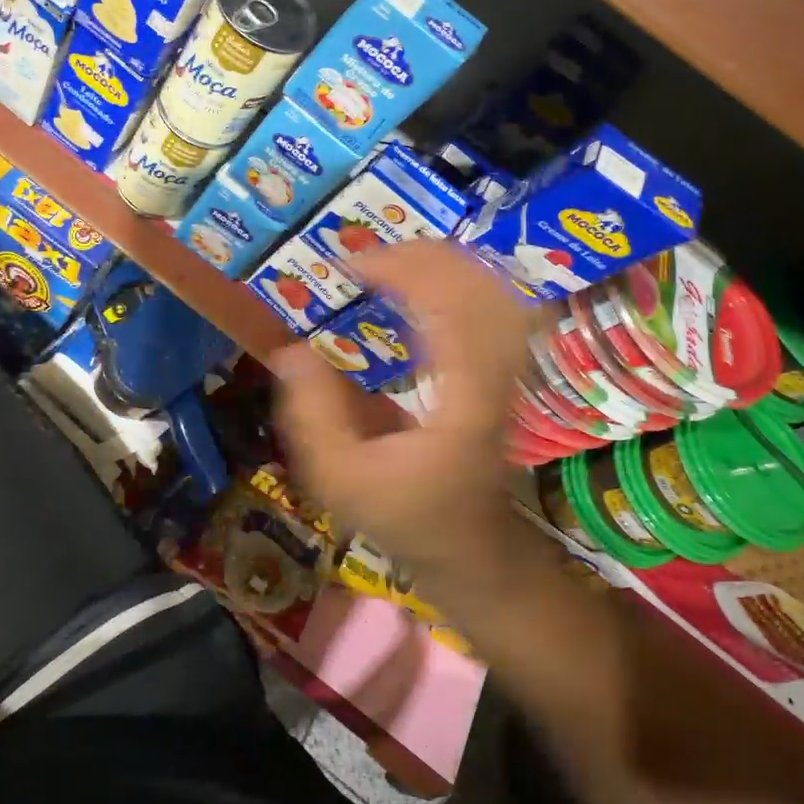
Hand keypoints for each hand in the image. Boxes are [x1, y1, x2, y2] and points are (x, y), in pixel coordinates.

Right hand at [275, 241, 539, 575]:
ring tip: (390, 260)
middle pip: (482, 290)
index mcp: (462, 405)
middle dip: (423, 257)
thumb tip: (291, 350)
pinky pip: (496, 309)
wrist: (469, 548)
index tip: (353, 266)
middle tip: (366, 255)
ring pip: (497, 293)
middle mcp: (499, 380)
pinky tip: (426, 281)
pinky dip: (461, 283)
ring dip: (444, 265)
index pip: (450, 314)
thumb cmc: (402, 515)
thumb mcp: (338, 477)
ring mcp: (512, 375)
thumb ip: (313, 415)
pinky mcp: (508, 373)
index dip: (404, 274)